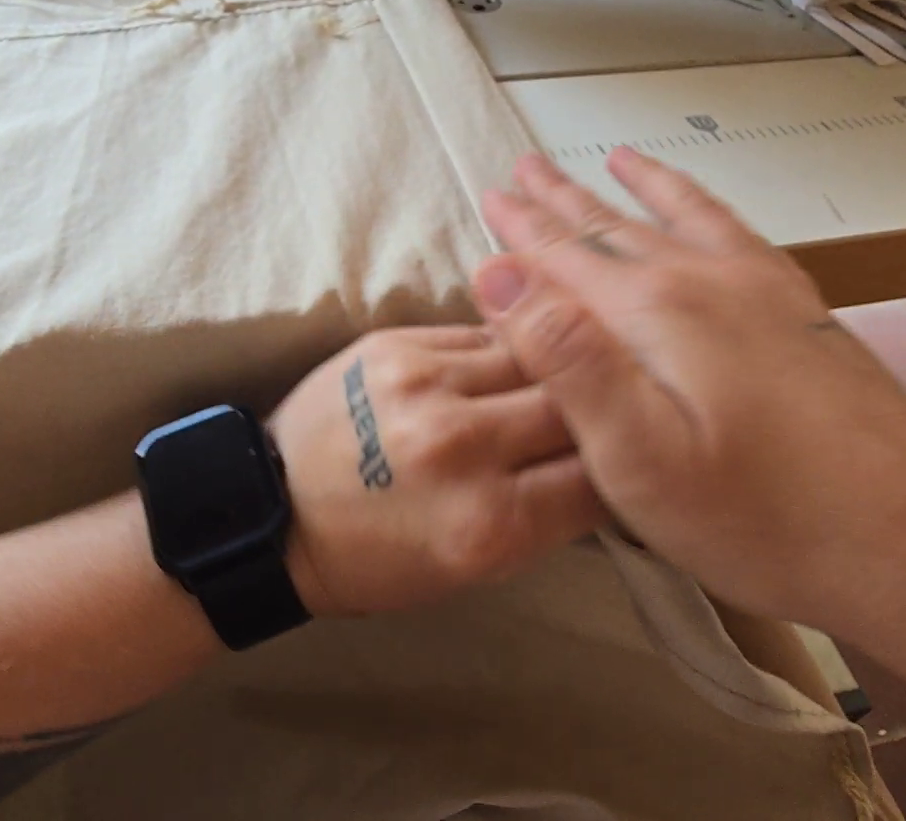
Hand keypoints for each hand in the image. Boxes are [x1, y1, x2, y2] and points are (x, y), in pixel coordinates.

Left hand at [269, 326, 607, 617]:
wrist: (276, 513)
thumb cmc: (379, 559)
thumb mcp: (474, 570)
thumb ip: (545, 516)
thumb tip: (604, 460)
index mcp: (489, 525)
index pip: (601, 479)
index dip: (626, 466)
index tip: (628, 456)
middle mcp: (462, 446)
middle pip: (576, 407)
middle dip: (597, 409)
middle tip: (606, 406)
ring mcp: (425, 385)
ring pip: (535, 356)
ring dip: (554, 367)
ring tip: (564, 371)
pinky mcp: (394, 344)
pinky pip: (482, 334)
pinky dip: (505, 349)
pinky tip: (510, 358)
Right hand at [470, 149, 905, 637]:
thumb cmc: (761, 518)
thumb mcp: (637, 457)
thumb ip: (566, 359)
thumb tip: (499, 276)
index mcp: (655, 312)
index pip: (566, 255)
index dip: (521, 230)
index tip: (490, 197)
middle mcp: (707, 280)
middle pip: (615, 227)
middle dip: (561, 199)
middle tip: (523, 168)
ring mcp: (764, 290)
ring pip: (678, 221)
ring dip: (634, 190)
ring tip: (612, 159)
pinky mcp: (802, 311)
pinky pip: (738, 235)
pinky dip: (706, 210)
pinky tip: (703, 212)